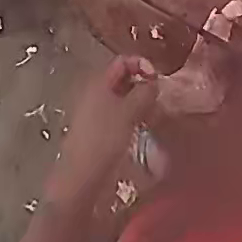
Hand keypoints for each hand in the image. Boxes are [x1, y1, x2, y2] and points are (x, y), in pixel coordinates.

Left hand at [45, 55, 156, 201]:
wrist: (82, 179)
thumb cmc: (104, 140)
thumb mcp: (129, 112)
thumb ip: (144, 92)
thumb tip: (154, 83)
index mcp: (99, 83)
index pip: (122, 61)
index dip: (141, 64)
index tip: (158, 78)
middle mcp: (96, 94)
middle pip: (123, 79)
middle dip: (143, 84)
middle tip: (160, 98)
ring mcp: (96, 114)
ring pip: (123, 99)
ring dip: (141, 103)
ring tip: (156, 114)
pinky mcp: (100, 132)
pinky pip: (120, 116)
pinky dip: (134, 117)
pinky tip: (145, 128)